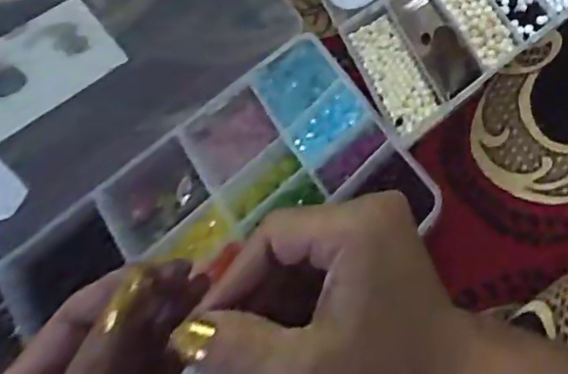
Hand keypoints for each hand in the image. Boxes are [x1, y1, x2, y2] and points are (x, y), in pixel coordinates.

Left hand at [5, 262, 203, 373]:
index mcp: (32, 372)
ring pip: (134, 346)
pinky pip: (148, 368)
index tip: (167, 269)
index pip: (74, 314)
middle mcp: (68, 368)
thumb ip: (98, 352)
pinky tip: (198, 330)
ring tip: (203, 288)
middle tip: (193, 272)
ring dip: (170, 316)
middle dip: (153, 296)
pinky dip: (173, 349)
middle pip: (109, 325)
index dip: (120, 285)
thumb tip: (139, 286)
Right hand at [173, 193, 463, 373]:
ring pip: (301, 255)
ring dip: (268, 301)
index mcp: (357, 222)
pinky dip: (295, 300)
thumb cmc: (383, 369)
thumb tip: (184, 336)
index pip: (274, 234)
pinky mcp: (379, 246)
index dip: (231, 281)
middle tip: (212, 347)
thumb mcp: (305, 366)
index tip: (195, 332)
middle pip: (288, 243)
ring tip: (236, 350)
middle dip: (249, 296)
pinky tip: (273, 340)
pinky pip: (323, 263)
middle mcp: (368, 208)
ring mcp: (377, 225)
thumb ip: (242, 347)